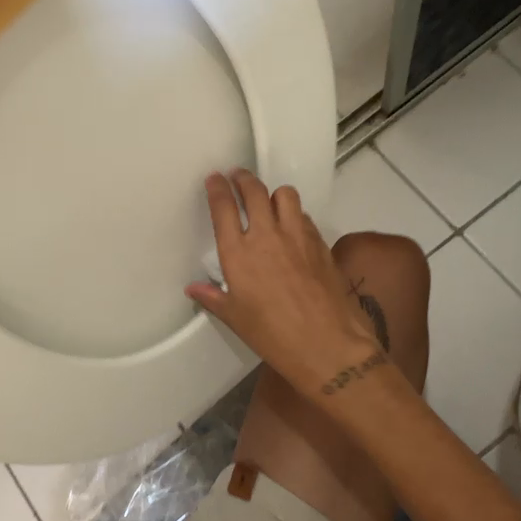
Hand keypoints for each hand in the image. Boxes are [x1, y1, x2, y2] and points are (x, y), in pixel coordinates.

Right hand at [185, 169, 381, 395]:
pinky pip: (305, 217)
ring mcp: (297, 236)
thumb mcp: (235, 318)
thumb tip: (194, 289)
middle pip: (254, 191)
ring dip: (273, 193)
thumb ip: (213, 297)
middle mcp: (266, 236)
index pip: (224, 207)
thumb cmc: (272, 335)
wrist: (326, 344)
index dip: (217, 188)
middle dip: (243, 179)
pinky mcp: (320, 244)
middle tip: (238, 176)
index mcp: (238, 253)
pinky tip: (293, 228)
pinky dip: (295, 215)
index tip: (214, 179)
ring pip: (285, 195)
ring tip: (268, 201)